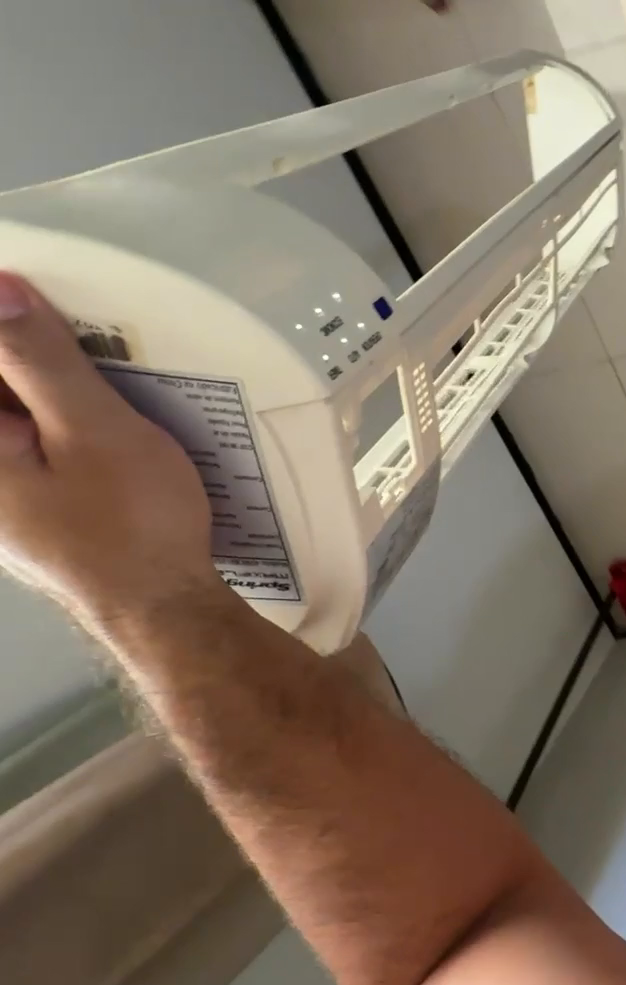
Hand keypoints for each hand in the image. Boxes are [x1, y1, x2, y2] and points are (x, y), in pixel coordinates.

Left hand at [0, 272, 222, 625]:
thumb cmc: (132, 521)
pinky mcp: (18, 497)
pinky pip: (26, 438)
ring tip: (108, 377)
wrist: (160, 604)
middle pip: (1, 391)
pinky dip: (58, 417)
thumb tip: (0, 288)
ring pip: (15, 413)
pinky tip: (104, 421)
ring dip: (48, 385)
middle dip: (32, 355)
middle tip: (83, 335)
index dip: (11, 321)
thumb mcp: (98, 434)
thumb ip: (41, 363)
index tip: (40, 296)